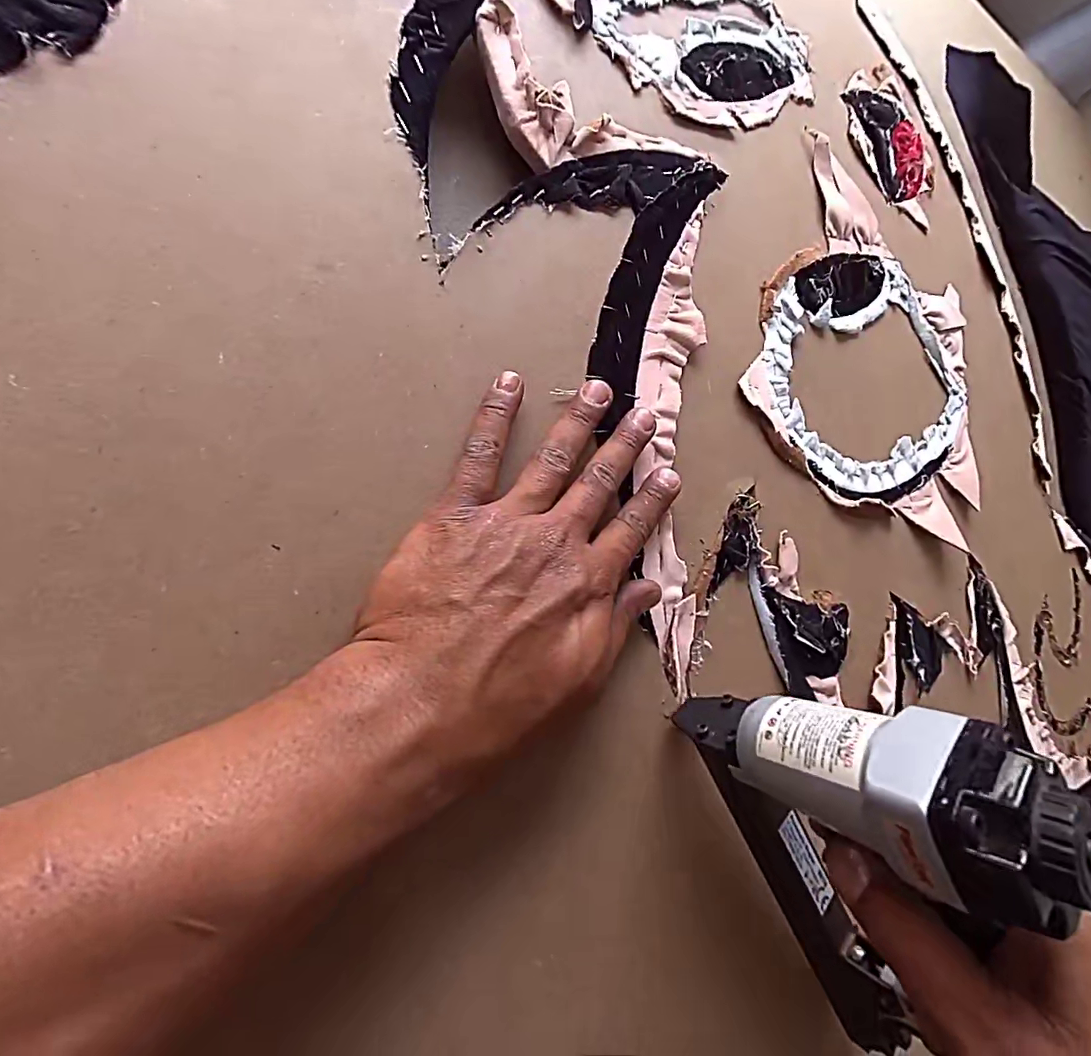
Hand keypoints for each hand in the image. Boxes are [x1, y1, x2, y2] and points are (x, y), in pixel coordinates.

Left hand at [351, 372, 679, 771]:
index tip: (667, 473)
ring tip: (596, 392)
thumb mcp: (578, 677)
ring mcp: (505, 523)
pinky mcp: (454, 517)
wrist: (422, 701)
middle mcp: (554, 542)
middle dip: (624, 446)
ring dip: (577, 422)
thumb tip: (648, 591)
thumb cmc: (499, 703)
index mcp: (585, 582)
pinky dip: (494, 416)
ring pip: (552, 460)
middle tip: (643, 416)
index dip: (652, 499)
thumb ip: (615, 625)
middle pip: (599, 483)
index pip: (630, 529)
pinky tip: (508, 387)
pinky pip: (478, 455)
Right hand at [825, 838, 1090, 1055]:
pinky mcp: (1054, 960)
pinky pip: (982, 916)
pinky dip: (944, 924)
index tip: (856, 827)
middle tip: (863, 876)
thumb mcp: (962, 1014)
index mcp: (1071, 911)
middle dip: (907, 865)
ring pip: (969, 885)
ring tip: (893, 922)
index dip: (902, 822)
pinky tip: (928, 953)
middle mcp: (1077, 914)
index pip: (965, 830)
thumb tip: (847, 858)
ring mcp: (1067, 939)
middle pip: (964, 854)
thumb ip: (900, 930)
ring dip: (922, 898)